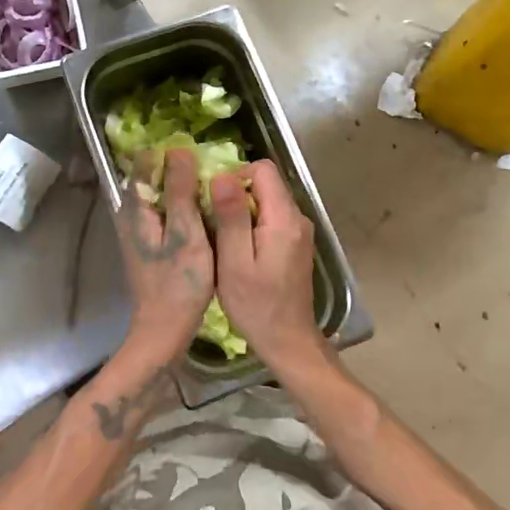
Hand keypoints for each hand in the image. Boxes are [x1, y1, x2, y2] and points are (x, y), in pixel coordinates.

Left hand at [115, 148, 214, 355]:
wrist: (164, 331)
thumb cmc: (178, 283)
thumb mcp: (185, 233)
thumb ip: (180, 192)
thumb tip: (179, 150)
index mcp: (135, 209)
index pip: (145, 162)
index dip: (170, 152)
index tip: (198, 151)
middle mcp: (130, 216)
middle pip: (152, 179)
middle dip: (178, 169)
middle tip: (211, 168)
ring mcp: (138, 233)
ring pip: (160, 198)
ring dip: (182, 189)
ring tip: (212, 186)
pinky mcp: (150, 247)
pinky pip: (166, 215)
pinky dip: (183, 209)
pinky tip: (204, 214)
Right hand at [211, 160, 320, 358]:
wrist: (287, 339)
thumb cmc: (256, 305)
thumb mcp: (234, 261)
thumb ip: (231, 217)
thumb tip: (222, 175)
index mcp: (284, 218)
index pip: (262, 169)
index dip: (234, 176)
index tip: (213, 201)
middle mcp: (297, 218)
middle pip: (265, 184)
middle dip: (235, 196)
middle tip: (211, 223)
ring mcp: (298, 232)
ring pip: (266, 202)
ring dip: (241, 213)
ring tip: (221, 240)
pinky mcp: (294, 245)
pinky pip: (270, 220)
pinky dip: (251, 227)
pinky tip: (237, 252)